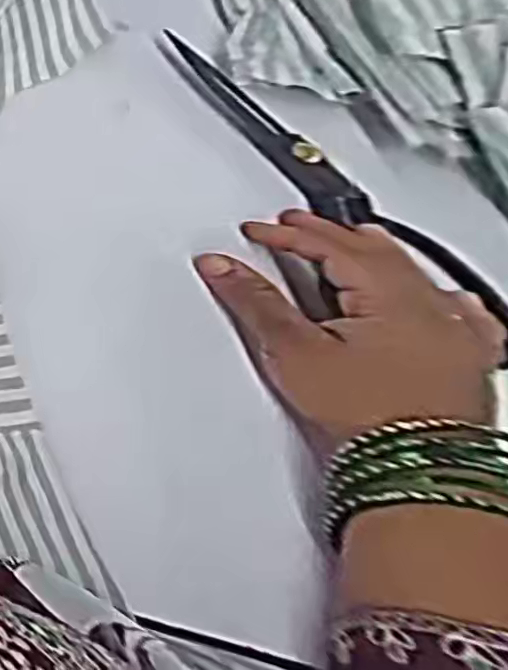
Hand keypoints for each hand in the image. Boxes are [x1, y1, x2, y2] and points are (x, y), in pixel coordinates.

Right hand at [196, 210, 503, 447]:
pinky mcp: (464, 364)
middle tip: (298, 222)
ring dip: (379, 255)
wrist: (414, 464)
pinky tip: (449, 298)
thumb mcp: (290, 348)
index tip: (258, 229)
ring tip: (358, 241)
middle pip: (380, 256)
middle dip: (334, 235)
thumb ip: (254, 300)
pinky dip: (443, 298)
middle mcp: (436, 314)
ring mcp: (458, 340)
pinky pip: (465, 317)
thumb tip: (221, 266)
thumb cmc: (363, 411)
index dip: (290, 234)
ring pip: (418, 279)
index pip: (334, 249)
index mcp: (395, 302)